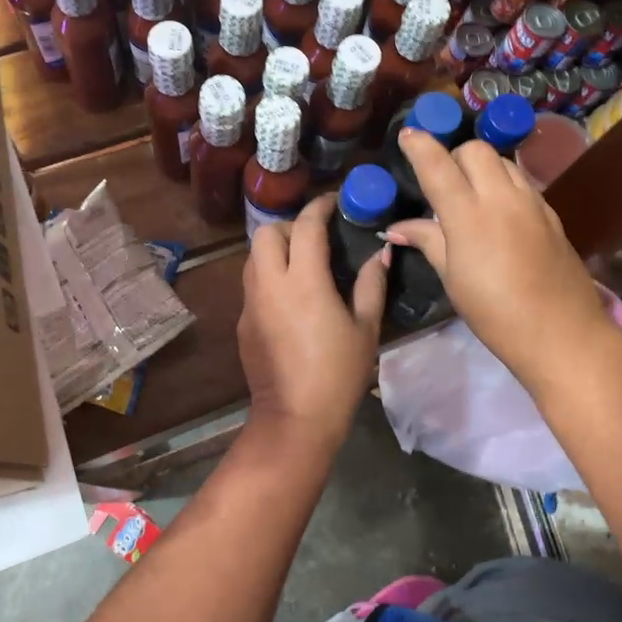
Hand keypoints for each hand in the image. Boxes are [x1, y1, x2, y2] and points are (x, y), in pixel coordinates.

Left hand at [238, 193, 388, 443]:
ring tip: (304, 265)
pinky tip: (292, 300)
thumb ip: (372, 284)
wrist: (295, 419)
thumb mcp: (366, 328)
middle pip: (266, 232)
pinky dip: (270, 277)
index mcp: (303, 281)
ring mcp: (250, 304)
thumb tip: (379, 254)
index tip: (335, 202)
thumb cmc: (338, 374)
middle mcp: (269, 284)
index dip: (321, 207)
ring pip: (253, 257)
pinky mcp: (243, 323)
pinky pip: (252, 284)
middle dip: (289, 227)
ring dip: (275, 250)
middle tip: (316, 239)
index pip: (306, 226)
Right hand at [385, 129, 614, 385]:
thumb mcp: (452, 280)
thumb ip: (427, 242)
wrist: (563, 334)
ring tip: (470, 193)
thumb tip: (396, 227)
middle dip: (453, 155)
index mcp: (468, 216)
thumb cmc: (495, 314)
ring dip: (481, 166)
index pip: (437, 165)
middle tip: (442, 181)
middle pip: (475, 150)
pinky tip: (499, 211)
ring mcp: (532, 203)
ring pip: (502, 161)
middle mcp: (501, 198)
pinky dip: (503, 183)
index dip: (419, 145)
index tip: (407, 134)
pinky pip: (522, 181)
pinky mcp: (551, 213)